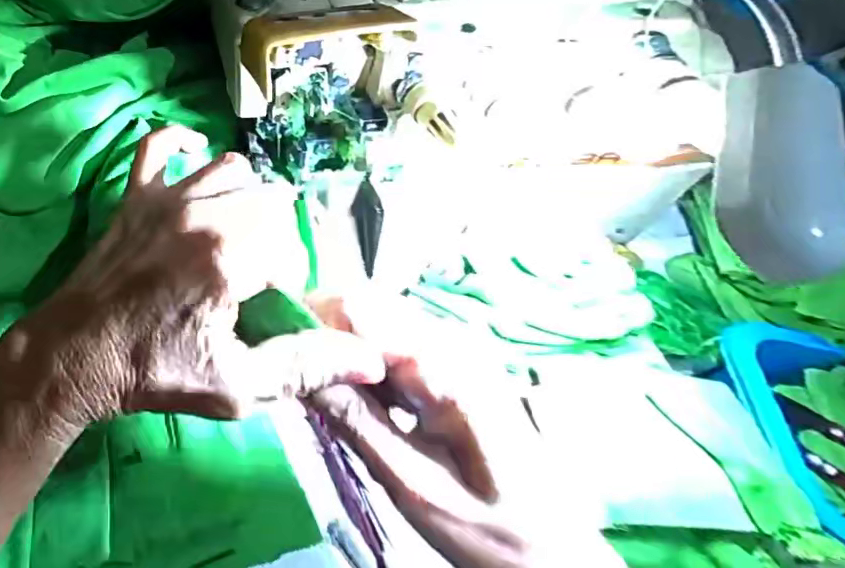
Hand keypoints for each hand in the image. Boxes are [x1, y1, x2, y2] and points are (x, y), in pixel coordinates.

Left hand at [20, 126, 383, 431]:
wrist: (79, 349)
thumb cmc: (155, 370)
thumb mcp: (238, 384)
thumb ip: (305, 364)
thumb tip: (370, 357)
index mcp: (227, 255)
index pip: (290, 246)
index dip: (290, 279)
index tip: (271, 306)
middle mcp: (199, 212)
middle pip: (267, 201)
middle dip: (275, 236)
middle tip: (258, 274)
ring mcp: (164, 197)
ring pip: (227, 168)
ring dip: (244, 194)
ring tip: (240, 230)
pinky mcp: (134, 194)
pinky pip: (156, 144)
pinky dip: (179, 139)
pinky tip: (197, 149)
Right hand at [316, 304, 620, 567]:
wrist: (563, 565)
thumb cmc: (493, 536)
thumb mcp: (413, 487)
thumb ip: (353, 420)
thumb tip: (293, 364)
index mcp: (443, 365)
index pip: (352, 306)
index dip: (306, 324)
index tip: (281, 359)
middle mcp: (448, 339)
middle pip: (358, 303)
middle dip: (319, 335)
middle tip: (304, 383)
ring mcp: (452, 346)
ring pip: (368, 316)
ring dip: (339, 348)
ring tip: (331, 396)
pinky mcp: (448, 360)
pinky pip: (386, 337)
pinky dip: (361, 359)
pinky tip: (364, 400)